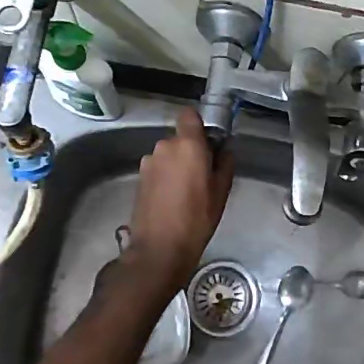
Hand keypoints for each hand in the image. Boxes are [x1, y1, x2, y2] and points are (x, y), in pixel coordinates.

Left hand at [122, 109, 234, 286]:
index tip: (208, 143)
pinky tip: (172, 199)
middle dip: (191, 150)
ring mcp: (148, 162)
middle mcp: (164, 146)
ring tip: (186, 192)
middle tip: (203, 175)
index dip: (199, 125)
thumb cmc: (196, 219)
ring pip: (168, 154)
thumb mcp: (221, 192)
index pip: (190, 115)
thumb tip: (224, 150)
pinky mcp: (139, 177)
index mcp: (187, 145)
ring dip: (177, 165)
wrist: (159, 248)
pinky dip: (165, 177)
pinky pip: (157, 168)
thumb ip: (224, 164)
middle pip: (180, 138)